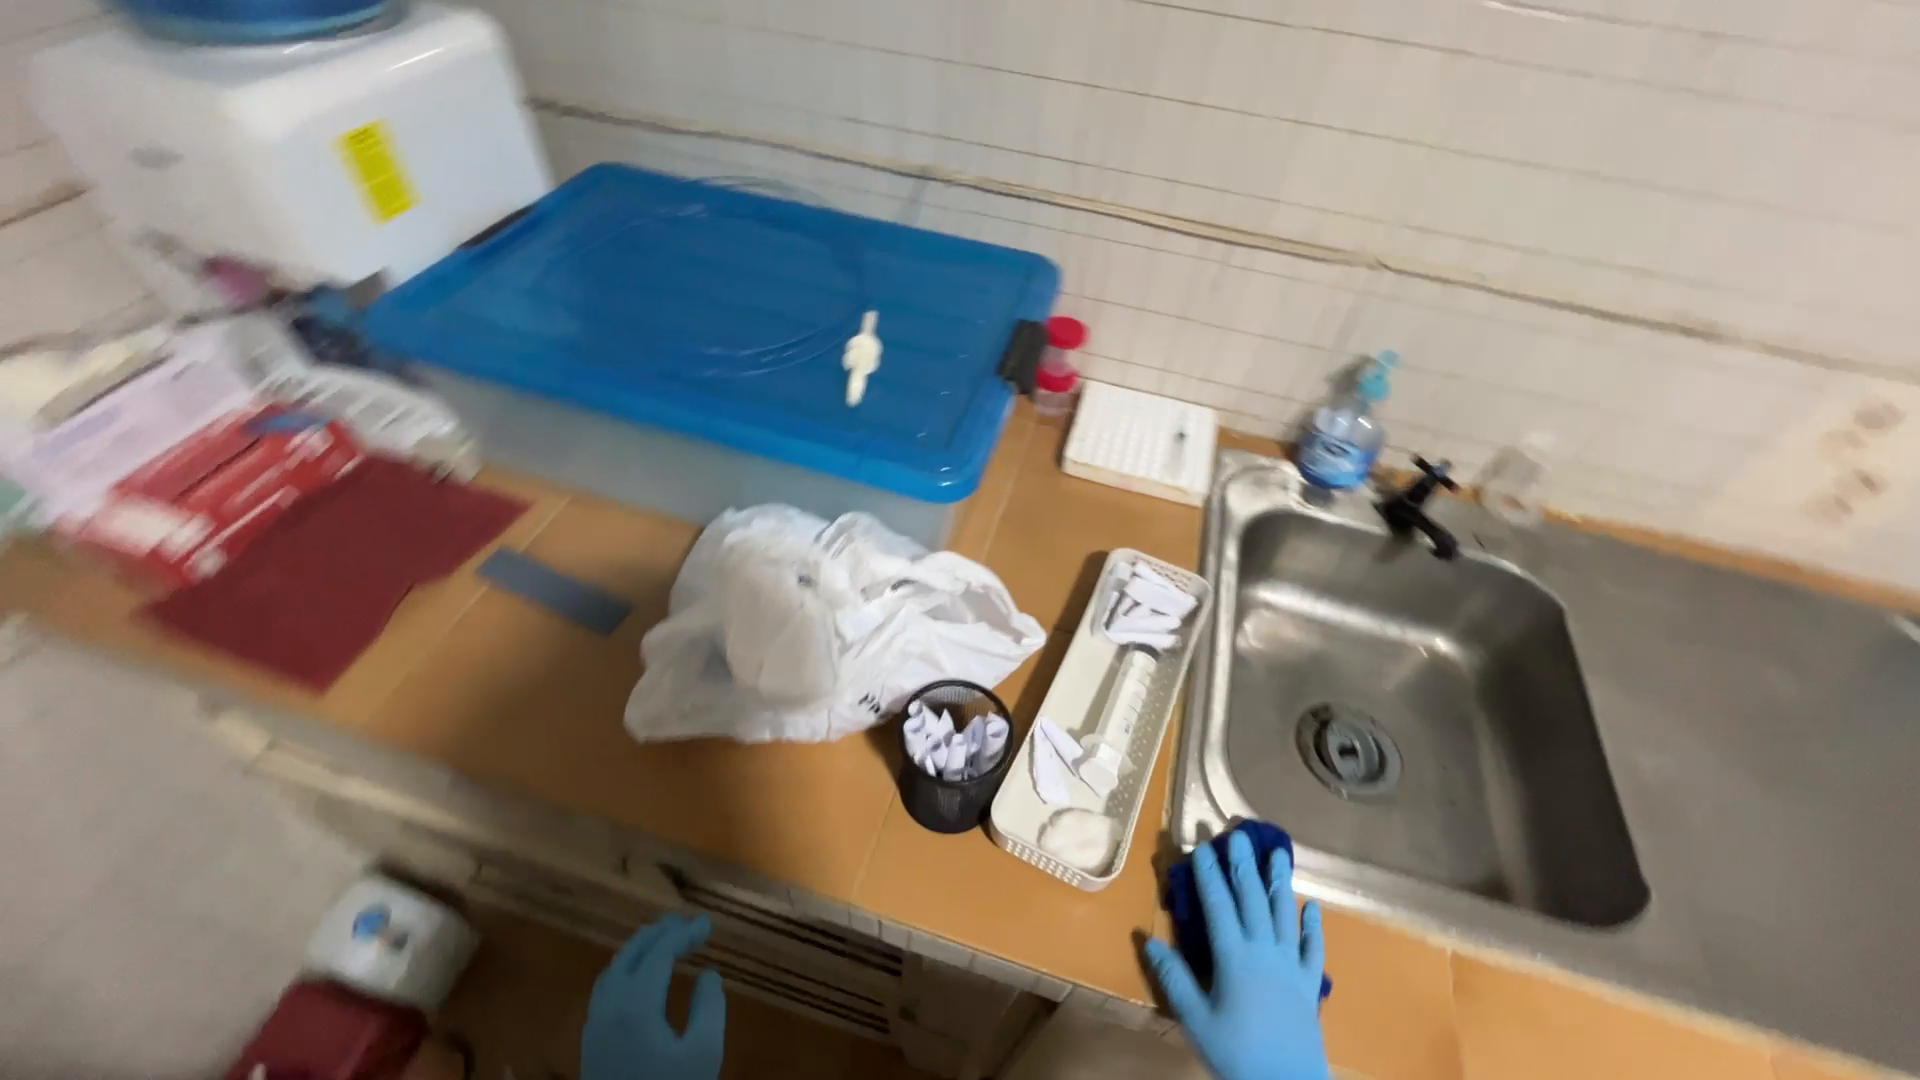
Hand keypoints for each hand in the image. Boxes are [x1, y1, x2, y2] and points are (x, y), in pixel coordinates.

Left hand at [582, 913, 726, 1079]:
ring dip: (640, 948)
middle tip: (686, 922)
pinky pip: (606, 987)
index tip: (708, 923)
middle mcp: (610, 1006)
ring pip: (614, 968)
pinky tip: (641, 975)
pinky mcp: (592, 1042)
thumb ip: (710, 1006)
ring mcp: (596, 1024)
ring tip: (665, 939)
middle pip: (631, 953)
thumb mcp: (704, 1052)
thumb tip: (708, 974)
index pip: (660, 952)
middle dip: (659, 932)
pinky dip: (627, 967)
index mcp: (636, 1004)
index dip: (684, 933)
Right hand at [1145, 831, 1329, 1079]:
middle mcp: (1264, 951)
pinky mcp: (1310, 984)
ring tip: (1279, 852)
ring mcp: (1291, 966)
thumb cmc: (1236, 1053)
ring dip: (1280, 882)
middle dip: (1243, 864)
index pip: (1219, 905)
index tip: (1202, 845)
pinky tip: (1313, 907)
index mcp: (1234, 956)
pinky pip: (1314, 949)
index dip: (1208, 874)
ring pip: (1285, 914)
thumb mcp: (1196, 1019)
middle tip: (1238, 833)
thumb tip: (1149, 939)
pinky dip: (1313, 926)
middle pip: (1252, 899)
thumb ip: (1174, 978)